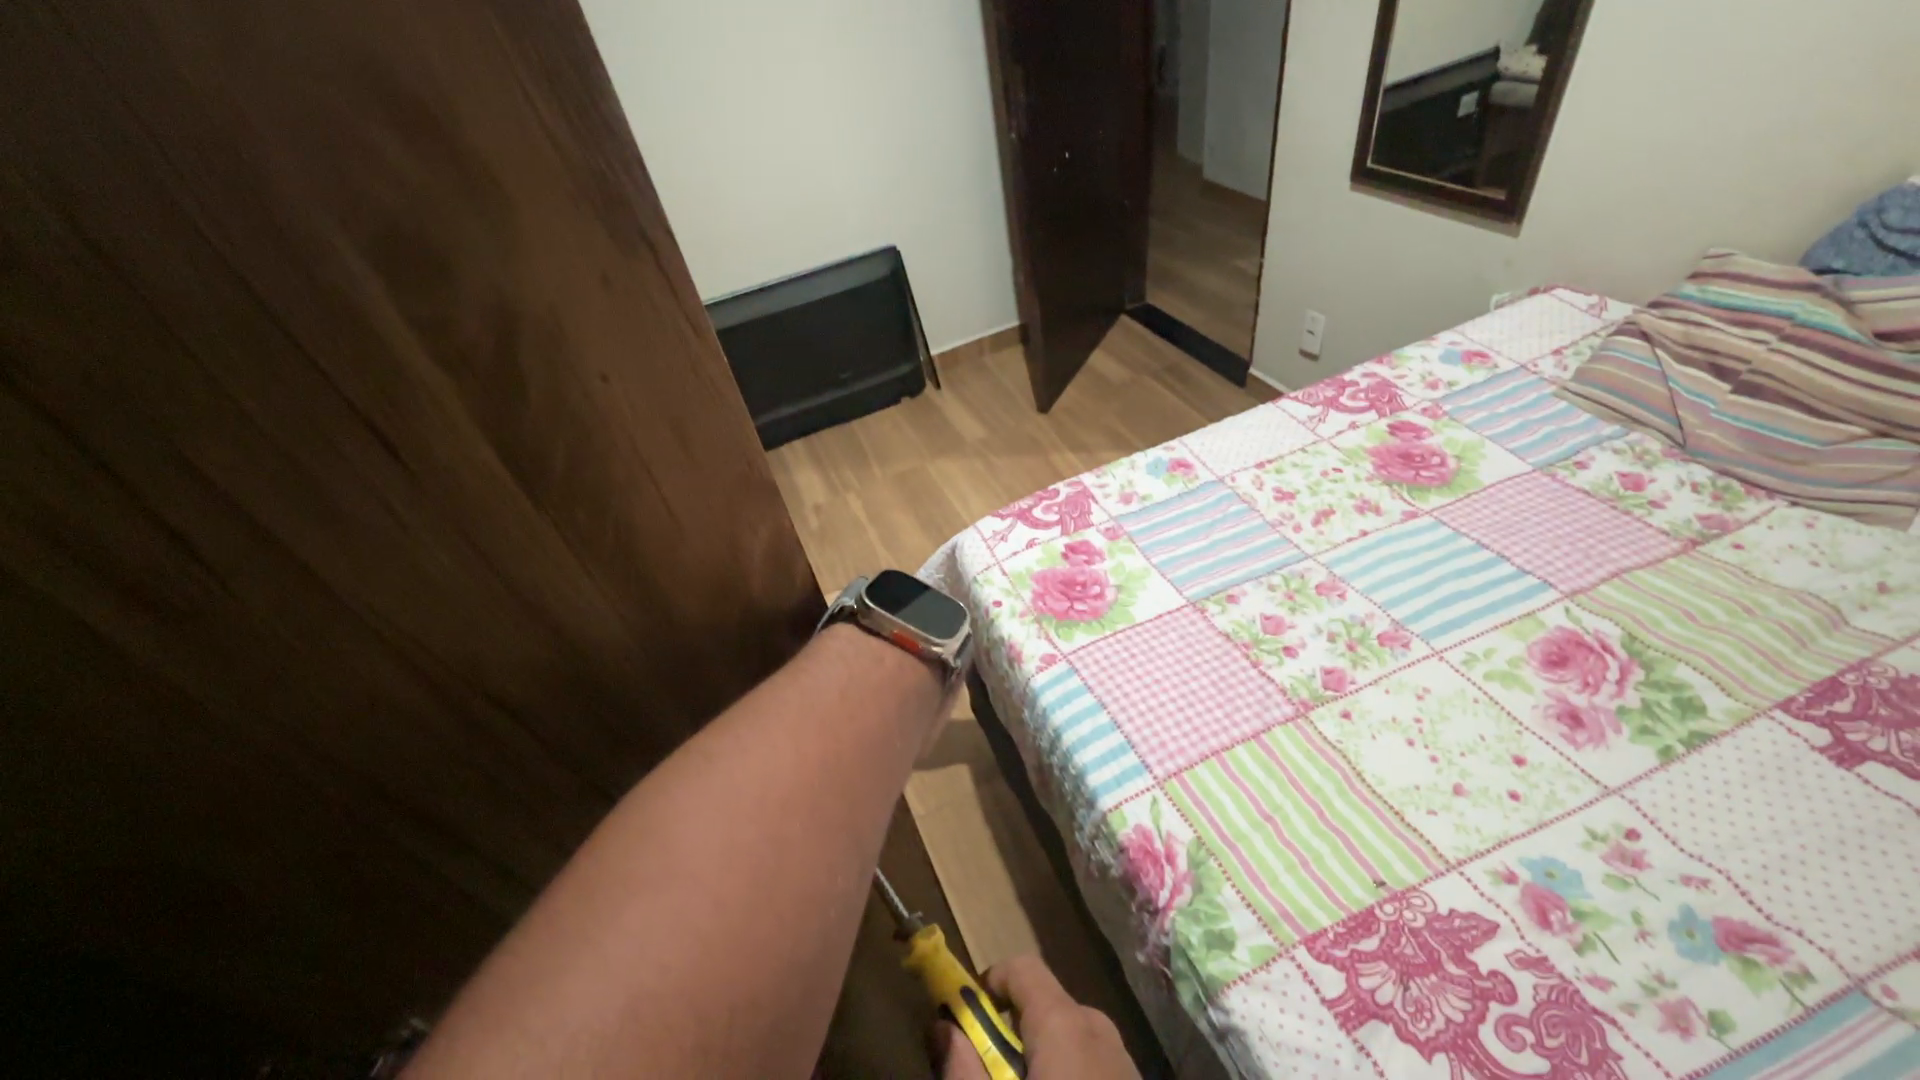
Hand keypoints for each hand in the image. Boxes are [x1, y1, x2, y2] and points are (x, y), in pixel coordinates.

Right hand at [934, 955, 1139, 1079]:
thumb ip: (961, 1068)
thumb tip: (942, 1026)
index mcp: (1066, 1025)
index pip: (1022, 969)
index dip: (987, 987)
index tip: (965, 1027)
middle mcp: (1100, 1032)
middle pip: (1045, 1007)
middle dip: (1010, 1036)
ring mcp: (1126, 1065)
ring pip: (1070, 1040)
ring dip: (1040, 1062)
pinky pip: (1093, 1067)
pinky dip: (1070, 1079)